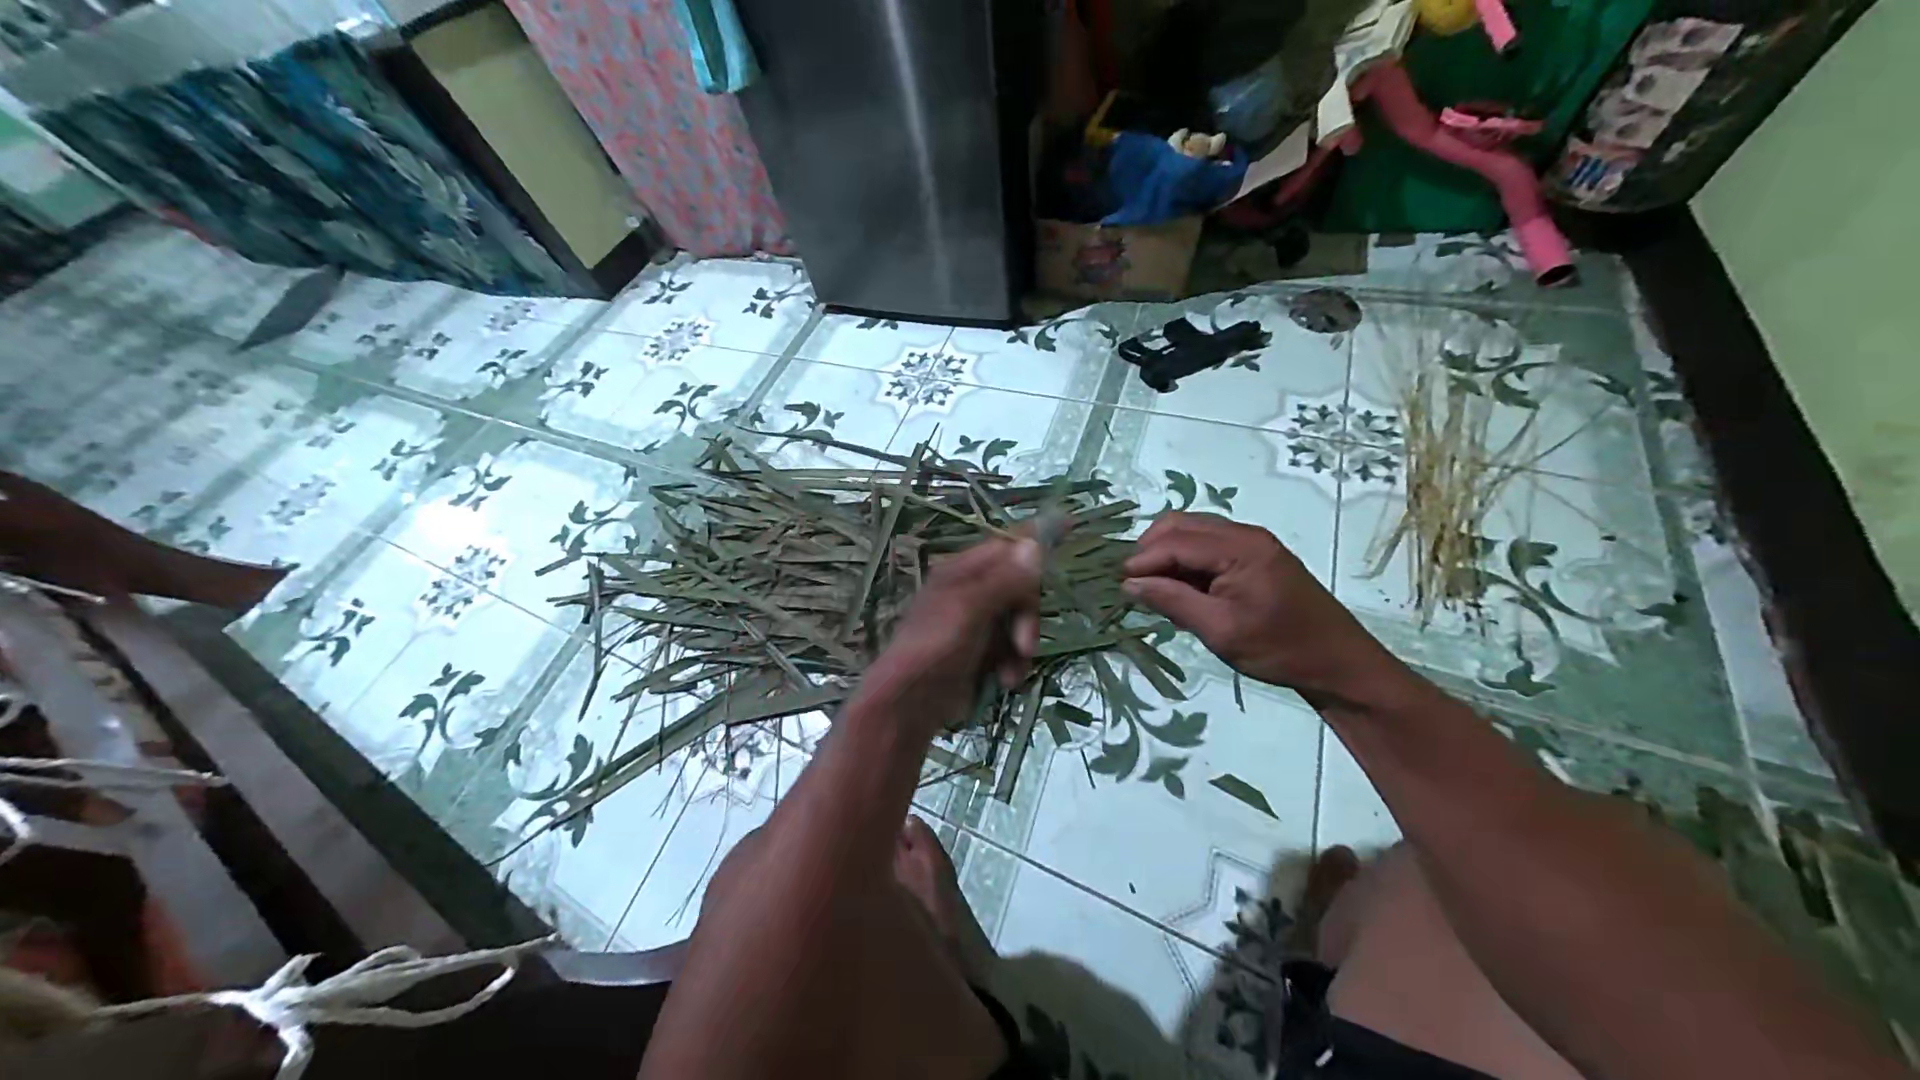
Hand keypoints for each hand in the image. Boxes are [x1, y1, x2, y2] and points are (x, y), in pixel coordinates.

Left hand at [853, 536, 1042, 734]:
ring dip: (1021, 646)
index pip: (1006, 546)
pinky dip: (1013, 664)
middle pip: (1020, 586)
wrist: (908, 704)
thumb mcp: (970, 609)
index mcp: (961, 571)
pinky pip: (1011, 648)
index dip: (1034, 540)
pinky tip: (1005, 680)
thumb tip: (1034, 544)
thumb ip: (1005, 580)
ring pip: (1019, 620)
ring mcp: (975, 622)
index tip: (1070, 526)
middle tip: (1024, 643)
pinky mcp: (980, 652)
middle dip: (1028, 616)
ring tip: (1012, 669)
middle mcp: (970, 591)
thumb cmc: (934, 647)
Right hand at [1121, 513, 1405, 708]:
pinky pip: (1207, 545)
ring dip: (1167, 554)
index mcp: (1240, 548)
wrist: (1338, 663)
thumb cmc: (1280, 649)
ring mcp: (1252, 542)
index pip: (1176, 541)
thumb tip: (1129, 584)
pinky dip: (1185, 561)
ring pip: (1192, 532)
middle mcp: (1245, 534)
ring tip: (1154, 589)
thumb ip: (1172, 601)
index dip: (1142, 560)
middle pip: (1181, 525)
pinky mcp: (1254, 555)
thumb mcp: (1220, 630)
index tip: (1119, 585)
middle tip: (1133, 585)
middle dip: (1150, 550)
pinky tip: (1180, 589)